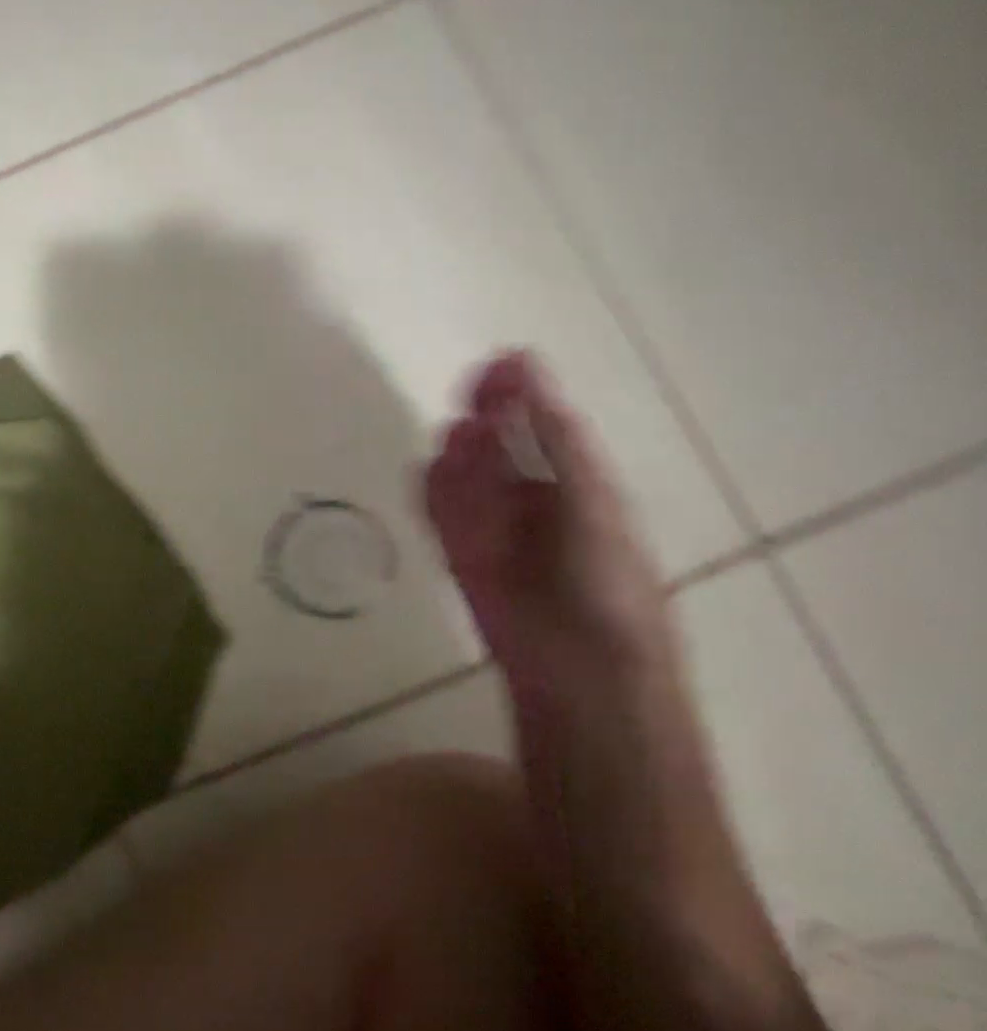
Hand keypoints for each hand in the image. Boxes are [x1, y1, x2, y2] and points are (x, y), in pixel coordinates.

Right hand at [424, 351, 679, 692]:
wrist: (579, 667)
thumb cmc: (602, 581)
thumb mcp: (587, 498)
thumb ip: (550, 439)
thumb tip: (520, 365)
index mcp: (580, 485)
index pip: (546, 428)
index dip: (523, 396)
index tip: (498, 363)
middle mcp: (538, 503)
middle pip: (501, 451)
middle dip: (486, 424)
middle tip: (468, 401)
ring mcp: (498, 532)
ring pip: (468, 481)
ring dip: (458, 459)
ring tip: (452, 442)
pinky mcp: (464, 560)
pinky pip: (445, 518)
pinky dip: (435, 495)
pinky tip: (428, 474)